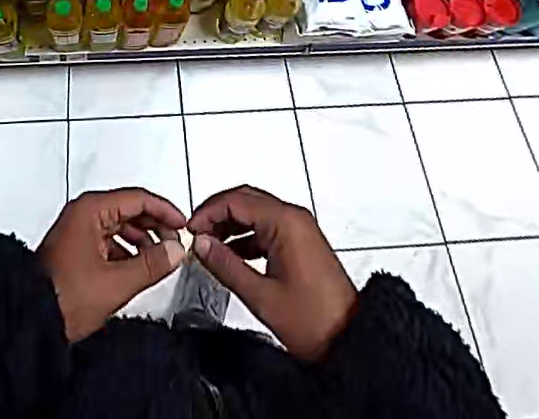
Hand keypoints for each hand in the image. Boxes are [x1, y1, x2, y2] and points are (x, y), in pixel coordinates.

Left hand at [37, 187, 187, 343]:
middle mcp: (82, 214)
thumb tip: (175, 250)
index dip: (165, 211)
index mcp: (90, 210)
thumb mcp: (116, 283)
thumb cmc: (60, 299)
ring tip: (158, 258)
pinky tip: (136, 268)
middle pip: (129, 210)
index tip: (181, 225)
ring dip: (141, 241)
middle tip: (173, 242)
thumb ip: (152, 264)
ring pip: (119, 226)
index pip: (138, 199)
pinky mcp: (73, 249)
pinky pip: (108, 241)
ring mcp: (76, 231)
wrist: (24, 326)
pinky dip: (126, 251)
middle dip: (154, 227)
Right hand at [188, 185, 357, 362]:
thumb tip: (202, 245)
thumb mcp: (261, 296)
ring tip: (207, 245)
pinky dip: (246, 235)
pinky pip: (267, 226)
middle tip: (194, 233)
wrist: (348, 338)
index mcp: (285, 222)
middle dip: (217, 213)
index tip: (190, 229)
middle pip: (246, 199)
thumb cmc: (315, 320)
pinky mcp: (300, 240)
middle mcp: (294, 217)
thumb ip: (227, 265)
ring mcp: (299, 227)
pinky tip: (230, 254)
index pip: (237, 200)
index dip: (208, 211)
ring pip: (256, 212)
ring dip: (230, 224)